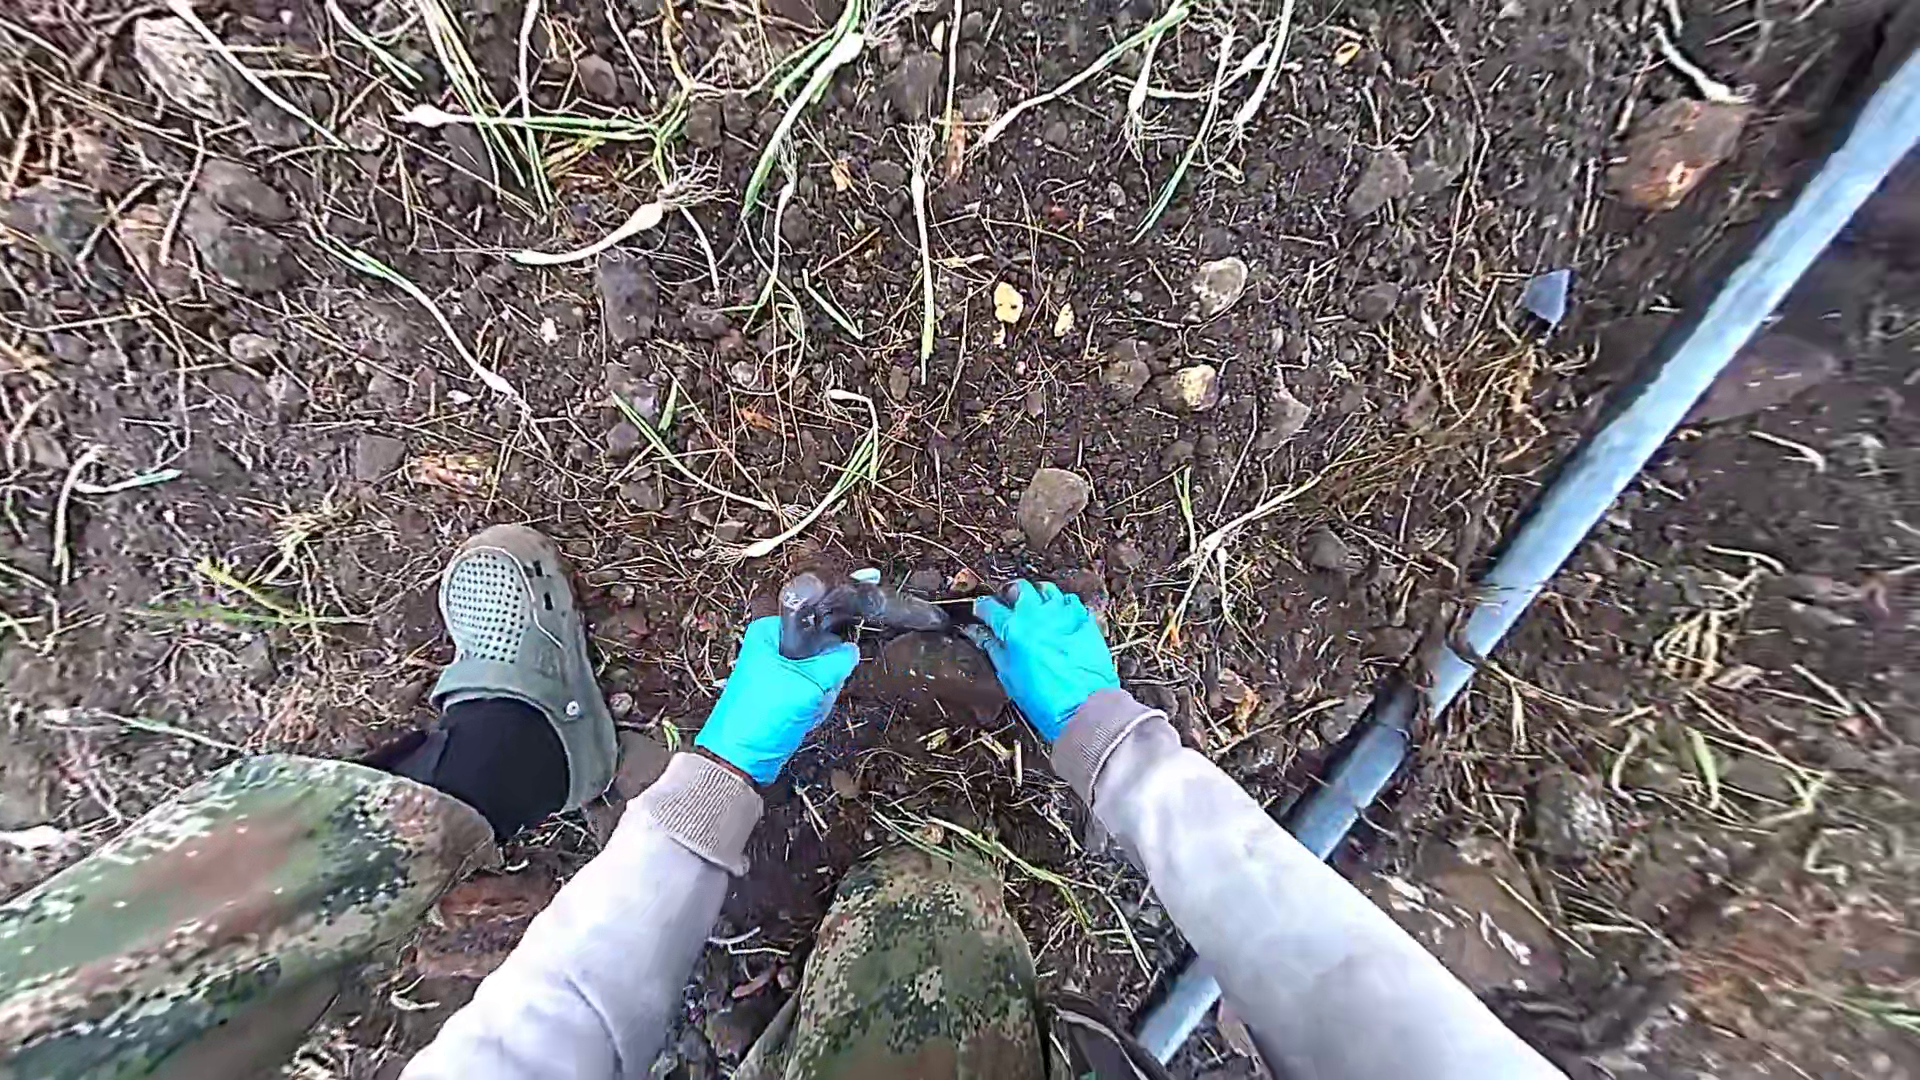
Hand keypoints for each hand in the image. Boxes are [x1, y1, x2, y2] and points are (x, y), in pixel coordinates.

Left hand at [696, 616, 858, 783]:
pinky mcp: (780, 694)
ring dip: (819, 695)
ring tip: (805, 709)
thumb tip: (851, 651)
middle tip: (814, 692)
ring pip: (817, 675)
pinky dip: (812, 707)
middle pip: (818, 652)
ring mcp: (775, 674)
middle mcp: (768, 650)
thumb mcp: (808, 684)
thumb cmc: (759, 718)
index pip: (811, 623)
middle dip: (823, 677)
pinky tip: (803, 717)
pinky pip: (810, 693)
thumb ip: (837, 663)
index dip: (826, 643)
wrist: (740, 760)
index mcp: (766, 634)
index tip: (831, 659)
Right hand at [970, 581, 1118, 742]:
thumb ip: (994, 649)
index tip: (982, 611)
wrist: (1084, 707)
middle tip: (1008, 605)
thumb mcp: (1009, 677)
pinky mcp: (1084, 619)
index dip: (982, 608)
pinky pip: (1070, 602)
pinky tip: (1059, 619)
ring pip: (1046, 589)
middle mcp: (1037, 614)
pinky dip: (1062, 606)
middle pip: (1019, 587)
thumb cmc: (1046, 699)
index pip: (990, 606)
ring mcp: (1063, 613)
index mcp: (1014, 629)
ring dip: (1037, 596)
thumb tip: (982, 635)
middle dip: (1010, 593)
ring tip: (1035, 609)